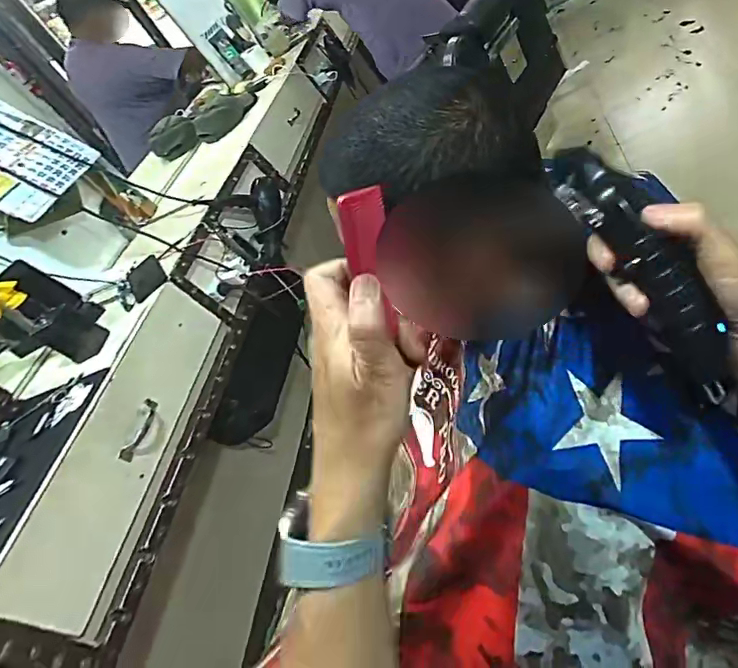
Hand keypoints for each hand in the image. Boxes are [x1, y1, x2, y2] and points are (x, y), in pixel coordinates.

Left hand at [302, 260, 428, 534]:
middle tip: (410, 324)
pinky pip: (383, 339)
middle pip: (358, 292)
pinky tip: (413, 364)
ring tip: (414, 350)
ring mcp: (348, 352)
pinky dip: (401, 344)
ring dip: (402, 325)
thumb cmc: (365, 423)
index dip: (350, 262)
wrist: (355, 474)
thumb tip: (367, 278)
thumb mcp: (375, 371)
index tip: (386, 270)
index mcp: (331, 328)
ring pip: (377, 315)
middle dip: (391, 298)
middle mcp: (335, 334)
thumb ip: (369, 323)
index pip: (323, 275)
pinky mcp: (361, 368)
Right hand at [586, 203, 737, 372]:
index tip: (607, 242)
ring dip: (622, 288)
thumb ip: (692, 221)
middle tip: (609, 268)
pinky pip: (632, 304)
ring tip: (639, 306)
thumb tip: (644, 213)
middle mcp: (666, 257)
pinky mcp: (658, 316)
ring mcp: (660, 288)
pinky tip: (644, 315)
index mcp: (681, 236)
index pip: (636, 222)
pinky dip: (631, 306)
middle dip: (609, 258)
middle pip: (621, 250)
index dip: (615, 227)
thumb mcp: (722, 247)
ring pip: (623, 278)